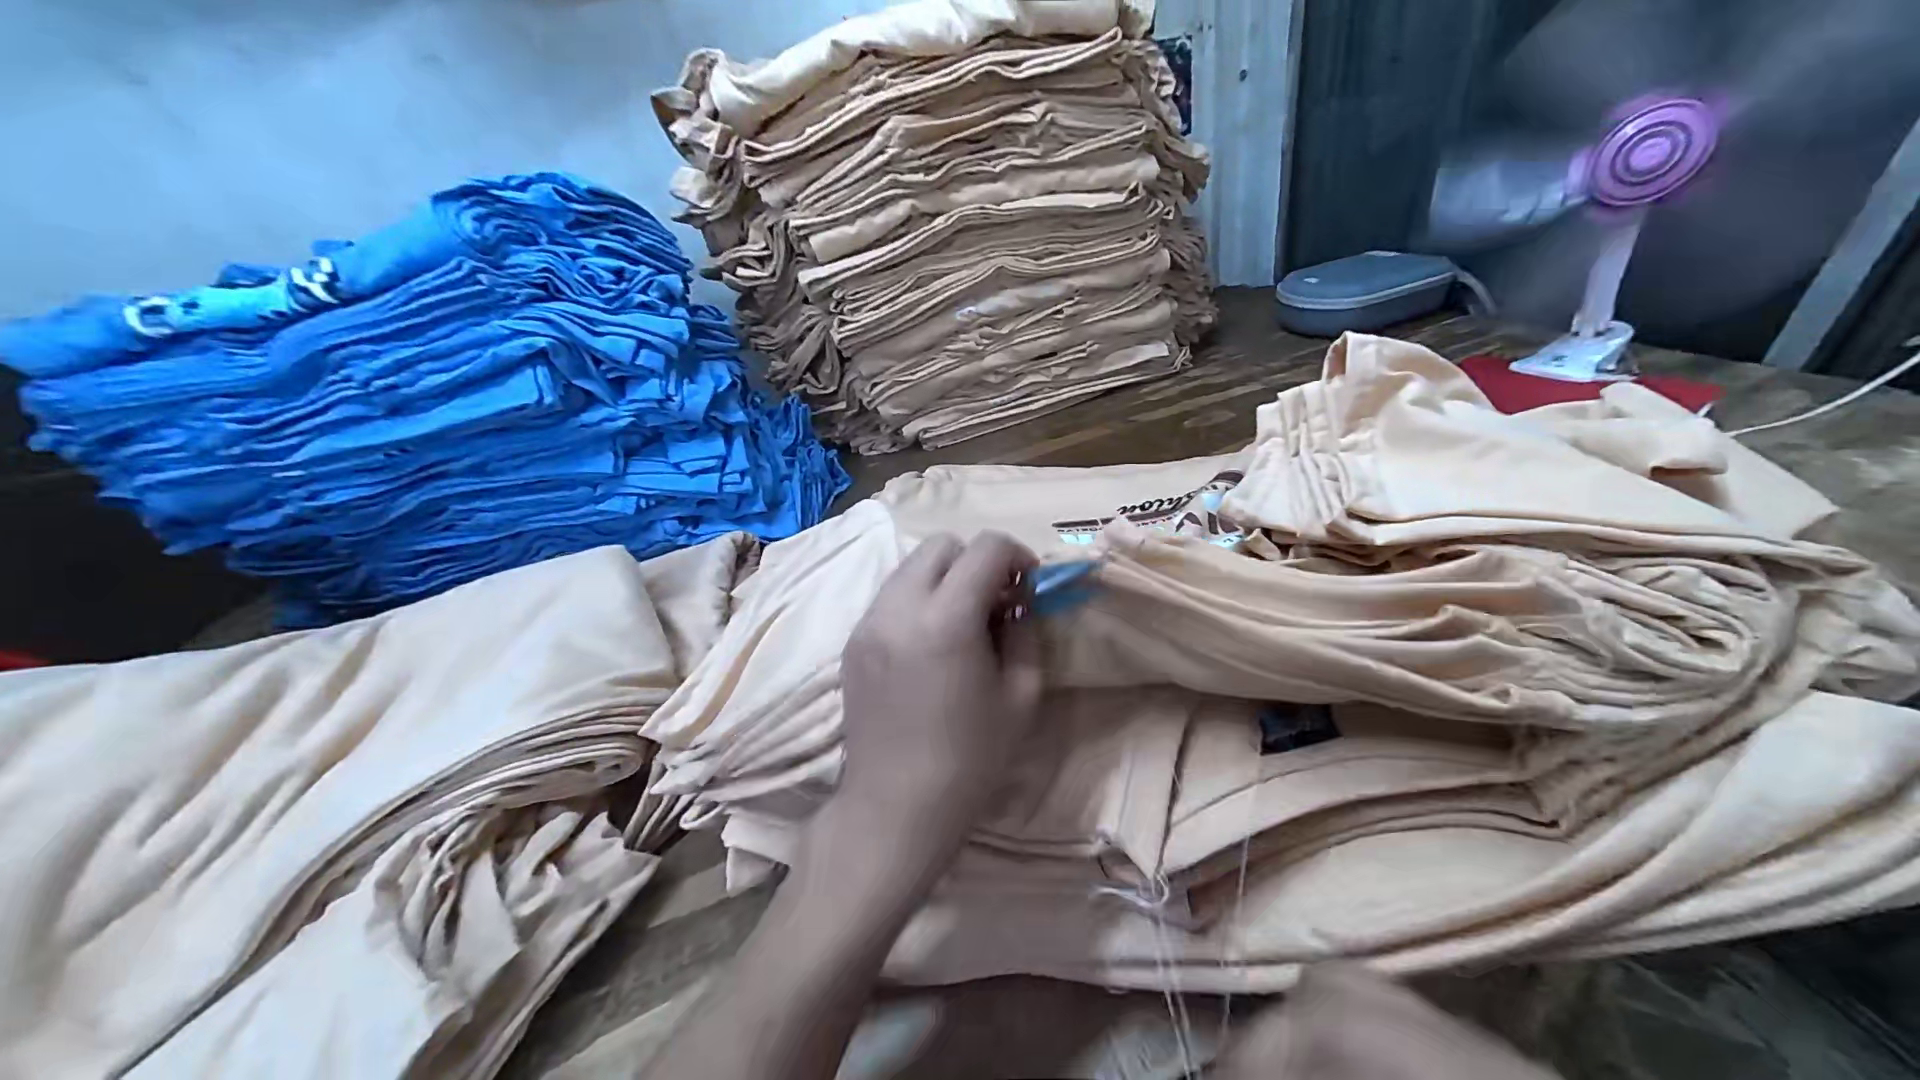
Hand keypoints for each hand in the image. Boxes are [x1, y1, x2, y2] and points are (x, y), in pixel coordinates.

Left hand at [836, 531, 1045, 848]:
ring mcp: (867, 622)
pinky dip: (917, 600)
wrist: (896, 805)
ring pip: (910, 567)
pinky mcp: (852, 641)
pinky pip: (890, 597)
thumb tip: (1018, 599)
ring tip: (961, 623)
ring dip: (944, 578)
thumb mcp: (1021, 694)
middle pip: (941, 546)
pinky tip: (930, 644)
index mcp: (945, 619)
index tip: (1027, 586)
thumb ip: (1025, 630)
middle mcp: (898, 608)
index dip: (1015, 556)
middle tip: (995, 603)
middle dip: (976, 562)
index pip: (984, 547)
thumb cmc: (970, 758)